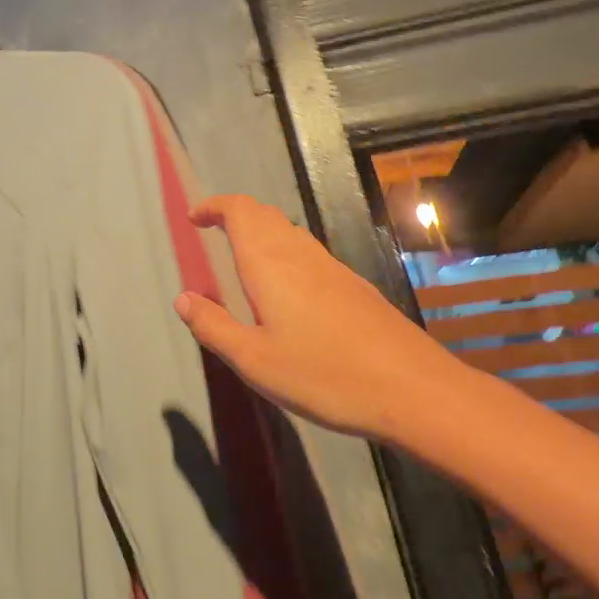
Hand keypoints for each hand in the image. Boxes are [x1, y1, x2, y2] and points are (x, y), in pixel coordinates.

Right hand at [175, 194, 460, 439]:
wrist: (416, 391)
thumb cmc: (325, 375)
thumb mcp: (254, 361)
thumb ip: (214, 327)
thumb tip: (183, 299)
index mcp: (270, 264)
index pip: (240, 210)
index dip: (214, 206)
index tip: (194, 219)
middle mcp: (300, 255)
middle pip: (265, 215)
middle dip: (235, 216)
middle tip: (213, 235)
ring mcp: (333, 269)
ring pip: (290, 232)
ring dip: (262, 234)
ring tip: (244, 262)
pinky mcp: (356, 288)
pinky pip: (310, 254)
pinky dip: (286, 254)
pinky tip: (289, 293)